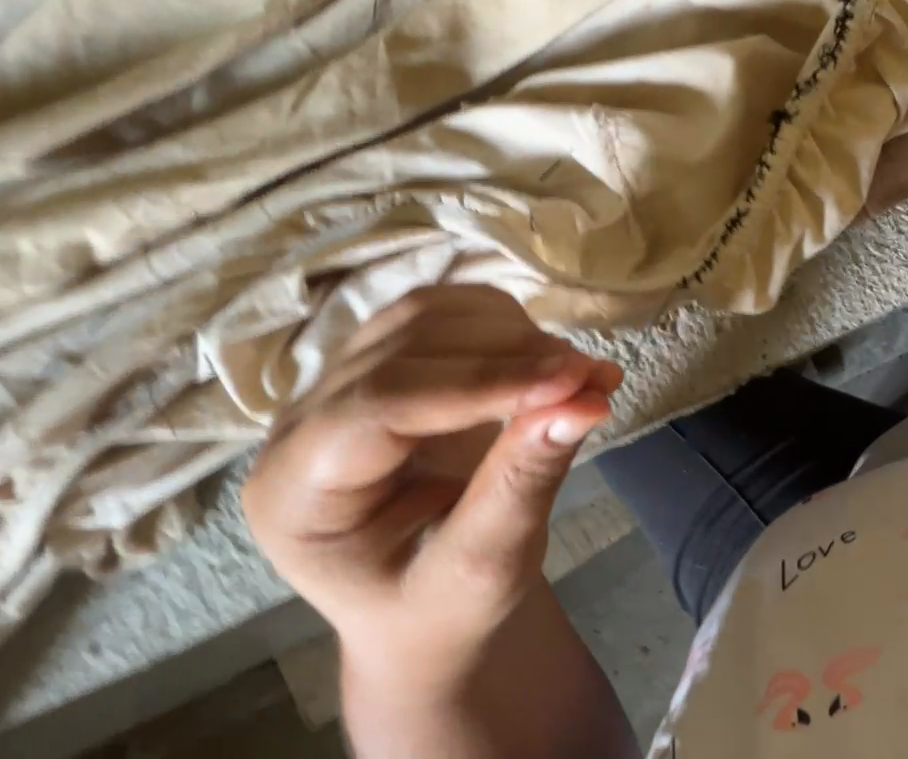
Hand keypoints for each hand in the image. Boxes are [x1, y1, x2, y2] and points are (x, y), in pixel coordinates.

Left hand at [242, 285, 622, 694]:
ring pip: (426, 314)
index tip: (572, 380)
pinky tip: (546, 361)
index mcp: (296, 493)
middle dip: (511, 353)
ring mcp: (340, 387)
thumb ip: (525, 481)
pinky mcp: (386, 366)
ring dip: (513, 331)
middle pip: (405, 346)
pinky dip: (507, 324)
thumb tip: (585, 402)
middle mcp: (301, 426)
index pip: (380, 404)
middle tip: (596, 377)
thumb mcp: (486, 566)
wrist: (426, 608)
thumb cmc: (443, 607)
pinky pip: (445, 313)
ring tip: (578, 372)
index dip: (482, 381)